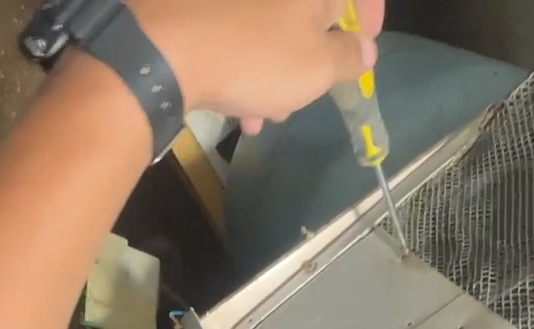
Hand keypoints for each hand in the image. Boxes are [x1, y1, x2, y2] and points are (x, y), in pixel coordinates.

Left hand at [129, 0, 381, 134]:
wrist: (166, 50)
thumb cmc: (257, 56)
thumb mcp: (315, 67)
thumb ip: (347, 58)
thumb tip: (366, 50)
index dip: (367, 17)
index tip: (366, 50)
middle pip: (308, 9)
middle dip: (311, 56)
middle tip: (306, 95)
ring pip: (270, 27)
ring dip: (275, 71)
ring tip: (267, 113)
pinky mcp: (202, 8)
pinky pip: (238, 33)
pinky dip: (245, 66)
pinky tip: (238, 106)